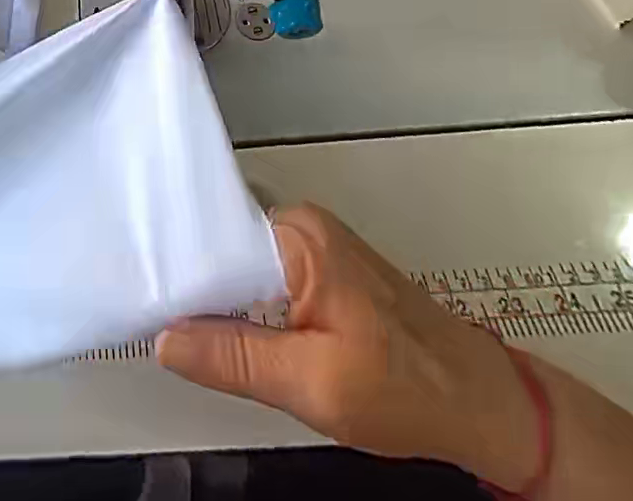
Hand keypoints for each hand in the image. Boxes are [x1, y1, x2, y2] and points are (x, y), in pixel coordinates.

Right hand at [156, 204, 538, 489]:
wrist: (488, 406)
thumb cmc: (417, 390)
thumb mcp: (315, 385)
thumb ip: (233, 358)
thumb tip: (167, 340)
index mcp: (297, 237)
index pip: (210, 241)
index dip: (175, 273)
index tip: (145, 299)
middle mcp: (298, 226)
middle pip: (218, 247)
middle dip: (190, 285)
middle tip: (158, 316)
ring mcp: (306, 242)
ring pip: (233, 263)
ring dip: (213, 295)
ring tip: (183, 322)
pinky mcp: (311, 263)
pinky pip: (253, 272)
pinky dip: (235, 299)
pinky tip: (223, 325)